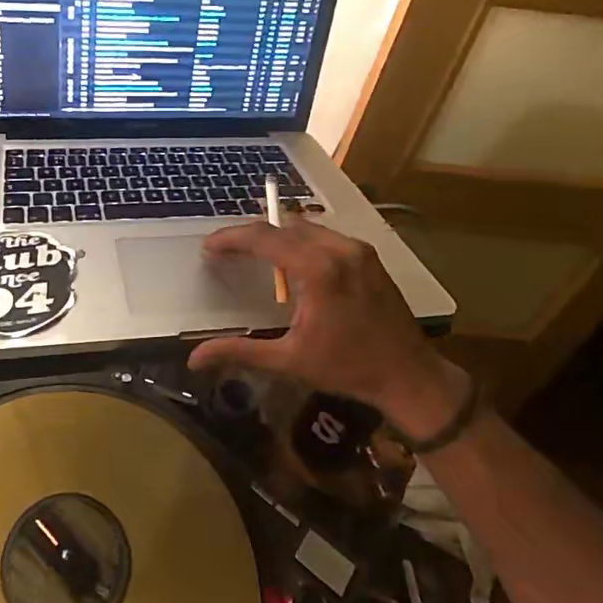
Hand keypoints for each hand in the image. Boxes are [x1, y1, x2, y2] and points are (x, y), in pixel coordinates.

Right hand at [187, 219, 465, 434]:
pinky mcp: (368, 257)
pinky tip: (287, 260)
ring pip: (304, 227)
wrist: (409, 376)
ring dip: (274, 235)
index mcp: (318, 271)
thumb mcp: (287, 361)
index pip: (263, 238)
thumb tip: (194, 358)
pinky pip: (324, 235)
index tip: (207, 247)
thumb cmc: (346, 368)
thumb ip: (239, 351)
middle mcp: (339, 250)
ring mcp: (358, 251)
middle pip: (282, 227)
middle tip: (224, 250)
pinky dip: (298, 240)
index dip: (230, 239)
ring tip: (250, 252)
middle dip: (249, 235)